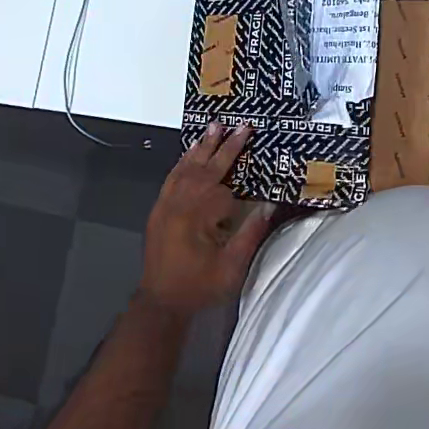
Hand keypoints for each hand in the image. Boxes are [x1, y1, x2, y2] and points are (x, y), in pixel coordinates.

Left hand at [138, 122, 273, 317]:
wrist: (160, 302)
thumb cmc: (198, 287)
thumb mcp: (231, 267)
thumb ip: (250, 234)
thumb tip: (269, 206)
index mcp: (196, 217)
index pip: (224, 190)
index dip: (241, 187)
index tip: (256, 176)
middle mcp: (179, 204)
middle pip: (206, 169)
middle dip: (225, 147)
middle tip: (240, 126)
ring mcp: (166, 204)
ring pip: (187, 167)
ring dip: (203, 146)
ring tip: (215, 126)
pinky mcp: (159, 208)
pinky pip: (172, 176)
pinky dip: (183, 160)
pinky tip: (191, 151)